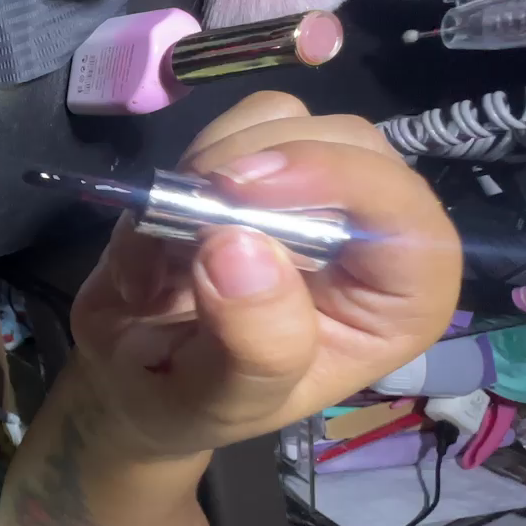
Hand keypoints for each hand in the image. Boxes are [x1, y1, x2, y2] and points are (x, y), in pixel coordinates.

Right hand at [68, 92, 461, 456]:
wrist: (124, 384)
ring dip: (204, 170)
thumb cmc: (188, 403)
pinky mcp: (228, 183)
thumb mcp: (224, 398)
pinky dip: (169, 177)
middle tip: (185, 216)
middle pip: (344, 144)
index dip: (333, 180)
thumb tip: (236, 244)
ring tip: (161, 244)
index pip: (401, 211)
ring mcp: (288, 201)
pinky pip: (213, 139)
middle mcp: (352, 237)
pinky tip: (150, 236)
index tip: (236, 190)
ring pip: (279, 121)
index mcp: (386, 297)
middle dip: (258, 165)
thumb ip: (251, 340)